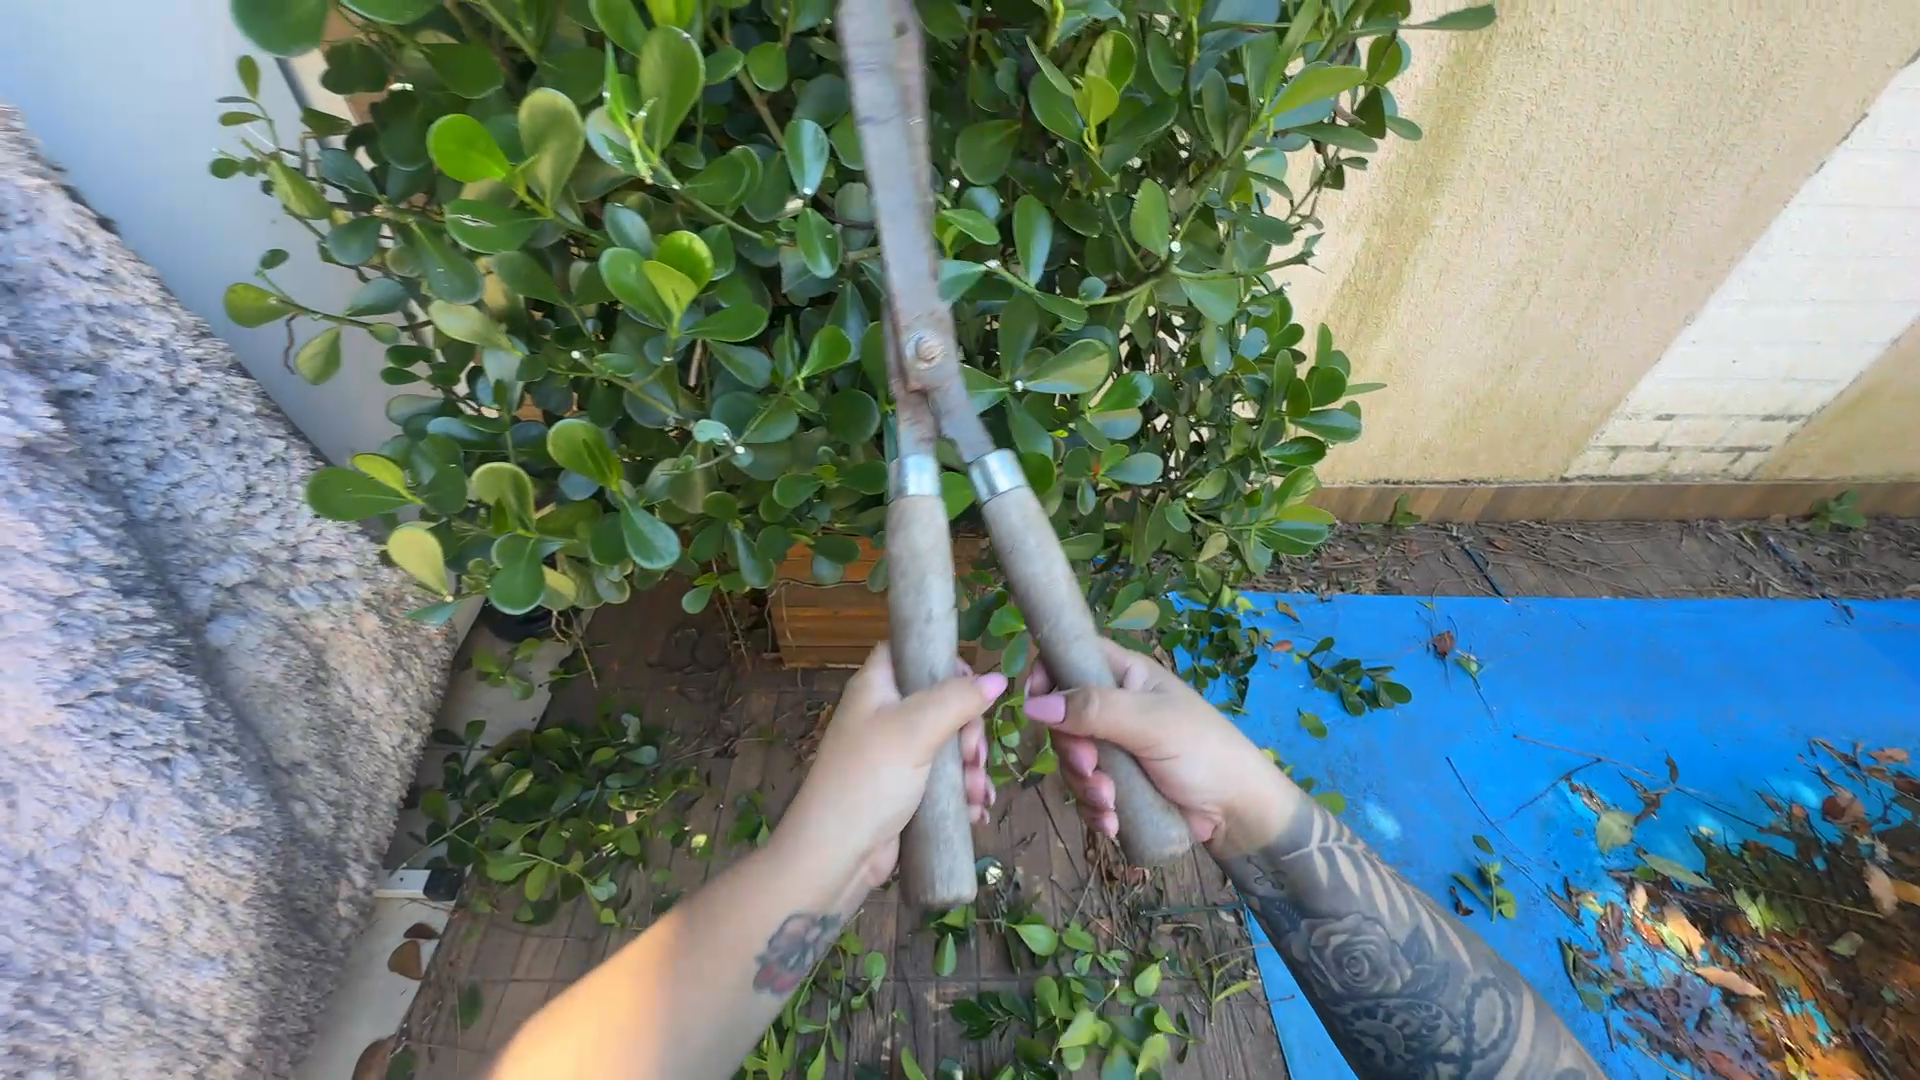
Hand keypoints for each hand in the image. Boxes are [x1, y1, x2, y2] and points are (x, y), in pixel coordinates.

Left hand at [778, 643, 1006, 888]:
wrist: (837, 856)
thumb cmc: (869, 779)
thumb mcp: (915, 729)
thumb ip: (958, 700)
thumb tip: (998, 678)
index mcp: (877, 687)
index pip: (910, 651)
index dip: (942, 660)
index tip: (972, 684)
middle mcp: (884, 714)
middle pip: (941, 700)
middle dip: (969, 728)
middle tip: (974, 754)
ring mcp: (895, 753)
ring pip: (948, 743)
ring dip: (971, 765)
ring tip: (977, 791)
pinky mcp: (905, 788)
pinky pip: (944, 779)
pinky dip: (962, 790)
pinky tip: (975, 809)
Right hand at [1024, 639, 1293, 856]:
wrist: (1238, 813)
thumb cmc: (1204, 751)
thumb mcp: (1150, 723)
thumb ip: (1093, 709)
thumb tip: (1031, 705)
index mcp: (1123, 675)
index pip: (1069, 657)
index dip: (1045, 674)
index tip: (1035, 705)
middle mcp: (1112, 706)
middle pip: (1061, 716)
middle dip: (1072, 749)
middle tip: (1093, 768)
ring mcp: (1112, 746)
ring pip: (1070, 758)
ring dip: (1084, 785)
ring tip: (1111, 803)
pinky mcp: (1115, 782)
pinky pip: (1083, 791)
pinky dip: (1093, 808)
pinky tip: (1112, 822)